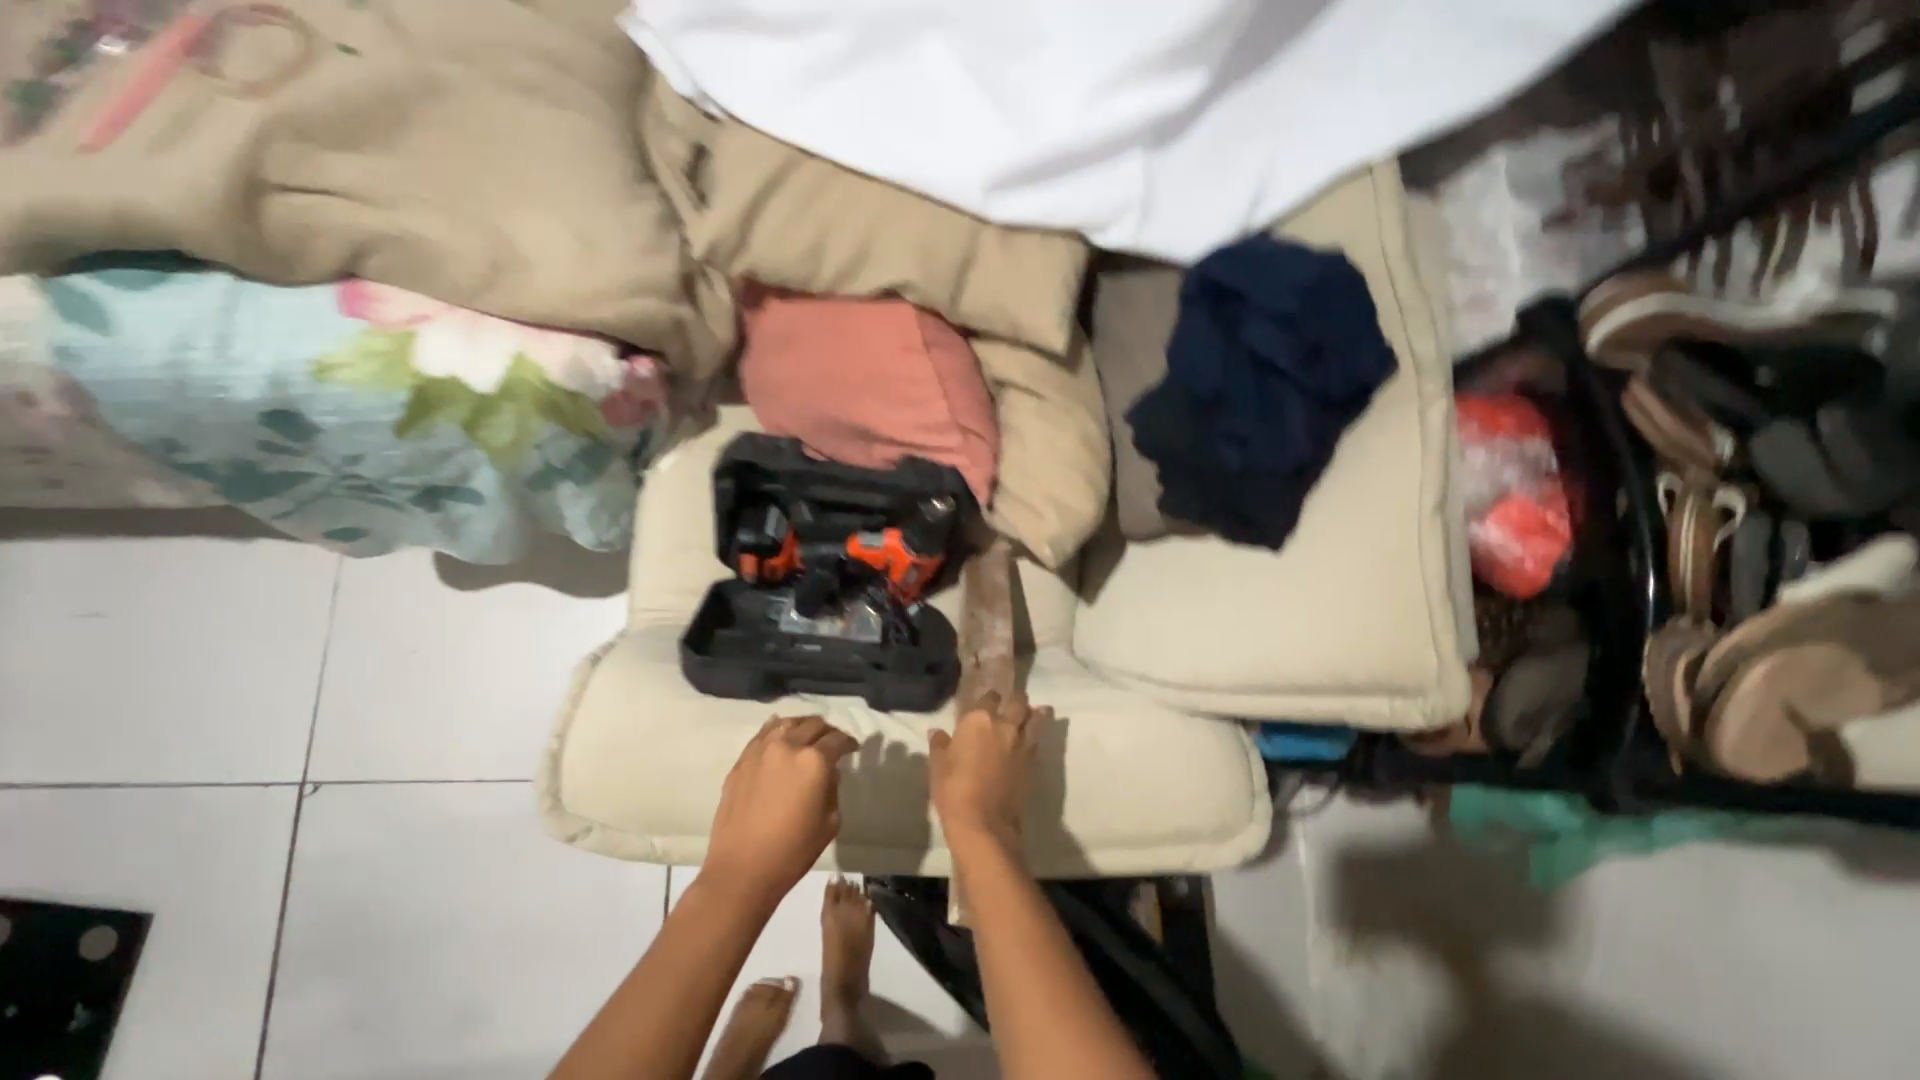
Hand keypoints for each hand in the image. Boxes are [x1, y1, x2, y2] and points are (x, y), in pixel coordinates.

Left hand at [704, 715, 857, 906]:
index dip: (849, 743)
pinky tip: (780, 736)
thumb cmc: (793, 851)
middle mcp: (787, 746)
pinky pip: (762, 735)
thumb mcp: (830, 822)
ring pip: (786, 723)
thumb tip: (828, 772)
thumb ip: (833, 788)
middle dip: (827, 731)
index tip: (853, 749)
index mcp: (814, 761)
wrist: (742, 868)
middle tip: (832, 743)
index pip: (837, 739)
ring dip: (802, 727)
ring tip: (807, 737)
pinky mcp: (741, 762)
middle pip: (813, 725)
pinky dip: (776, 731)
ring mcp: (760, 751)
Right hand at [928, 692, 1050, 847]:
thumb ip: (939, 745)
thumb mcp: (937, 766)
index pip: (988, 697)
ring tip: (1036, 712)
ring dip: (1035, 713)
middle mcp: (1004, 725)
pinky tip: (1033, 737)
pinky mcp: (1033, 762)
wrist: (984, 822)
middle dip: (1016, 698)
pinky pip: (1038, 740)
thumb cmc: (953, 790)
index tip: (988, 701)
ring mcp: (1021, 743)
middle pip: (1018, 701)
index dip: (989, 698)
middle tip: (1014, 701)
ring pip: (1036, 718)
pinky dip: (1037, 735)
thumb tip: (937, 732)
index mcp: (978, 720)